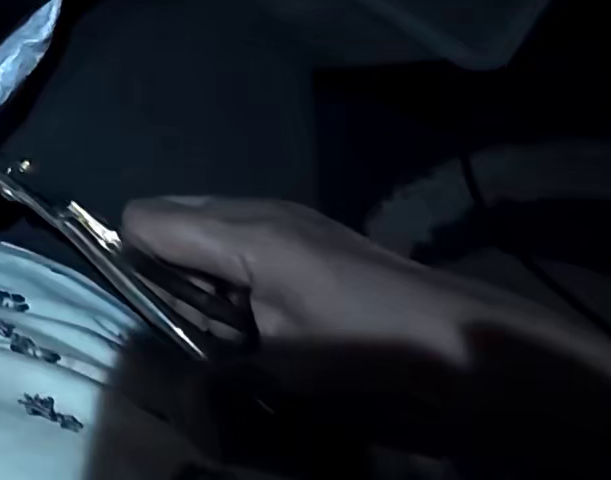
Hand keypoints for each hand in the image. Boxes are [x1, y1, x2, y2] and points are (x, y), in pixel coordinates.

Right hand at [122, 197, 505, 370]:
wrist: (479, 350)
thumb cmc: (375, 359)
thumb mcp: (289, 379)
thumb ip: (216, 378)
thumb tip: (177, 400)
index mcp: (240, 234)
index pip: (144, 220)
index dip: (132, 260)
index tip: (152, 310)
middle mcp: (252, 209)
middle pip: (168, 217)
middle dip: (167, 269)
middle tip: (201, 323)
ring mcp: (282, 214)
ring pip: (201, 226)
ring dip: (200, 272)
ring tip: (237, 323)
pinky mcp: (303, 229)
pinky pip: (236, 235)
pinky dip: (230, 269)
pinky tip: (266, 311)